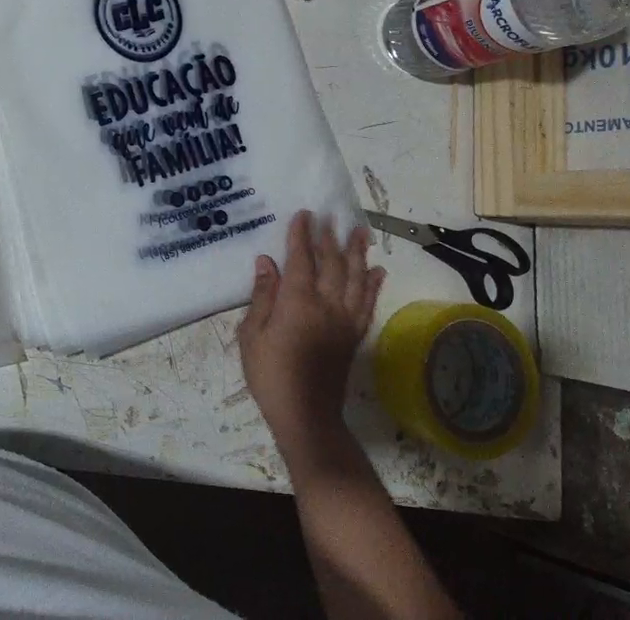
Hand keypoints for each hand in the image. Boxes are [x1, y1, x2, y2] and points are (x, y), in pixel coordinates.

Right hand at [238, 210, 384, 451]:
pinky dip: (372, 284)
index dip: (301, 236)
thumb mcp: (252, 335)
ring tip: (360, 232)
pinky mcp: (354, 335)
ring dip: (357, 253)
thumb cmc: (270, 374)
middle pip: (332, 264)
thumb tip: (267, 262)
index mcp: (298, 303)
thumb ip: (263, 296)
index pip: (301, 260)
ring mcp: (345, 320)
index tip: (304, 215)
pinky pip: (367, 303)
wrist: (306, 414)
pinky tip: (376, 270)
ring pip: (355, 278)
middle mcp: (327, 305)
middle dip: (329, 238)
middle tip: (330, 216)